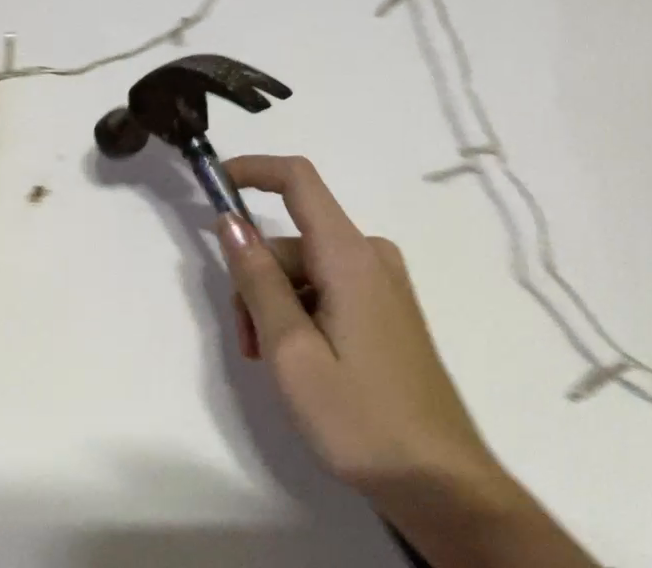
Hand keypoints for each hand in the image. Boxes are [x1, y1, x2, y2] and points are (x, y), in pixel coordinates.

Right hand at [215, 155, 505, 511]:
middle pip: (291, 239)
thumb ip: (258, 281)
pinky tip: (301, 364)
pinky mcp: (386, 310)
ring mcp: (382, 284)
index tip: (211, 187)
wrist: (440, 482)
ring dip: (275, 306)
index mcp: (349, 255)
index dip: (252, 169)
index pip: (298, 180)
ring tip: (273, 365)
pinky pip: (328, 289)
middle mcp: (370, 255)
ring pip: (304, 269)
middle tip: (248, 343)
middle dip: (255, 279)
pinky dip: (300, 315)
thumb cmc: (360, 418)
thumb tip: (230, 221)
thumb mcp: (291, 351)